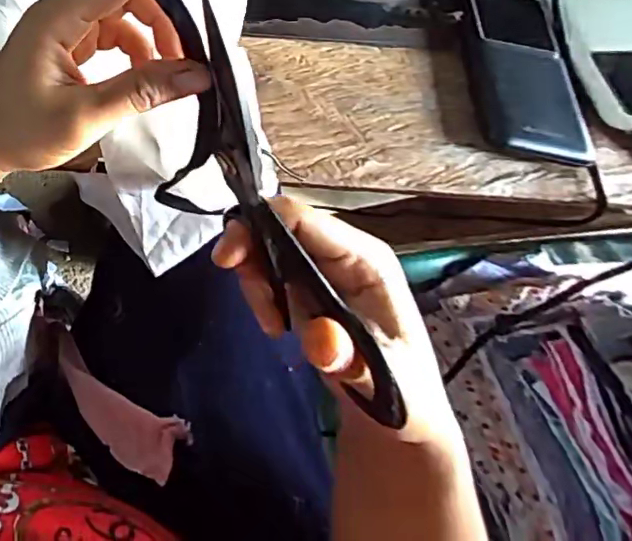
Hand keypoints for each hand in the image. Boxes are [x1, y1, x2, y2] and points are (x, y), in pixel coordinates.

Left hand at [0, 0, 210, 178]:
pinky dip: (132, 43)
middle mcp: (56, 11)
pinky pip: (107, 26)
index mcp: (54, 18)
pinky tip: (146, 71)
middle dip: (159, 6)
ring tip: (172, 64)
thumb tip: (197, 75)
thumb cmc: (19, 132)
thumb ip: (140, 91)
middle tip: (189, 42)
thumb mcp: (84, 116)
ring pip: (116, 4)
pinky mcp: (63, 40)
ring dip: (148, 27)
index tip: (196, 13)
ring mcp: (59, 24)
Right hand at [214, 196, 461, 451]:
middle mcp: (342, 251)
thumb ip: (350, 359)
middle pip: (276, 224)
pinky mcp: (306, 279)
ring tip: (272, 323)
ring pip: (265, 244)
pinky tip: (275, 323)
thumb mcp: (383, 384)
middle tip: (236, 278)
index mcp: (365, 259)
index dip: (258, 224)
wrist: (400, 414)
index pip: (300, 217)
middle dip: (249, 250)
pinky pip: (267, 265)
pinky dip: (258, 290)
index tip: (230, 257)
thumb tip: (319, 337)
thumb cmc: (401, 394)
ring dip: (253, 278)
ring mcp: (323, 264)